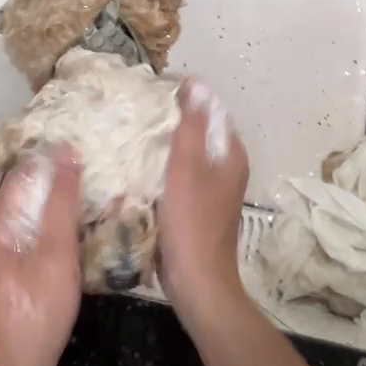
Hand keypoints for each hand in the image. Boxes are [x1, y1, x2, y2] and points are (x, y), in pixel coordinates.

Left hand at [0, 145, 84, 365]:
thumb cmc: (37, 312)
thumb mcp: (56, 254)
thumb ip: (61, 201)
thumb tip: (68, 150)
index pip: (27, 171)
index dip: (58, 162)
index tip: (89, 156)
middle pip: (25, 190)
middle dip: (58, 185)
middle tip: (96, 181)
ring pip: (26, 211)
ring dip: (55, 208)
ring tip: (90, 203)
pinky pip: (24, 231)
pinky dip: (46, 227)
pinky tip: (71, 233)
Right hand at [156, 81, 250, 325]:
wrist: (196, 282)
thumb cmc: (192, 221)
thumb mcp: (187, 166)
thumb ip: (192, 124)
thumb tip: (195, 82)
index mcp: (231, 154)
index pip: (211, 110)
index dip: (185, 97)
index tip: (152, 92)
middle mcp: (227, 167)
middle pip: (200, 130)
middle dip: (172, 118)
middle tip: (137, 110)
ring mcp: (214, 189)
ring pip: (189, 153)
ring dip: (166, 142)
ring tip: (134, 132)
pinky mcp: (198, 206)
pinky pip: (181, 174)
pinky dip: (164, 166)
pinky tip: (140, 165)